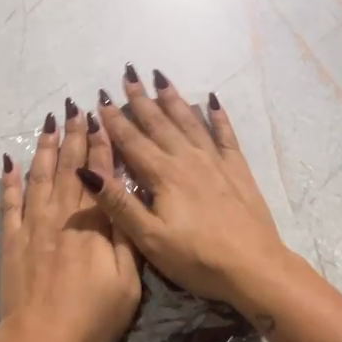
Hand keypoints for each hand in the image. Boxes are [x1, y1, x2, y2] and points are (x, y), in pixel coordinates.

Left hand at [0, 101, 141, 341]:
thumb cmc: (93, 318)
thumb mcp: (128, 282)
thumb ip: (126, 235)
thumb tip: (126, 193)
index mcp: (94, 224)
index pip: (99, 175)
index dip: (100, 146)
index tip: (100, 118)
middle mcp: (62, 215)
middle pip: (68, 166)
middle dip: (73, 135)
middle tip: (75, 108)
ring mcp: (34, 224)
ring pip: (39, 175)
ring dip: (44, 147)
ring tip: (49, 123)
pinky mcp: (13, 239)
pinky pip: (9, 201)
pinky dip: (9, 180)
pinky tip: (8, 161)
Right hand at [82, 67, 292, 316]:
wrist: (254, 268)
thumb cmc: (196, 258)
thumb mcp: (150, 238)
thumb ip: (118, 203)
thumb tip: (87, 169)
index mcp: (163, 175)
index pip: (131, 141)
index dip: (114, 120)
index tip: (100, 98)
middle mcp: (187, 158)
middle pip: (159, 123)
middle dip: (141, 99)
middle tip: (129, 74)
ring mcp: (214, 161)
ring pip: (189, 121)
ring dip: (173, 99)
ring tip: (161, 78)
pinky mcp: (237, 169)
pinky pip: (225, 134)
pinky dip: (217, 116)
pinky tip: (212, 100)